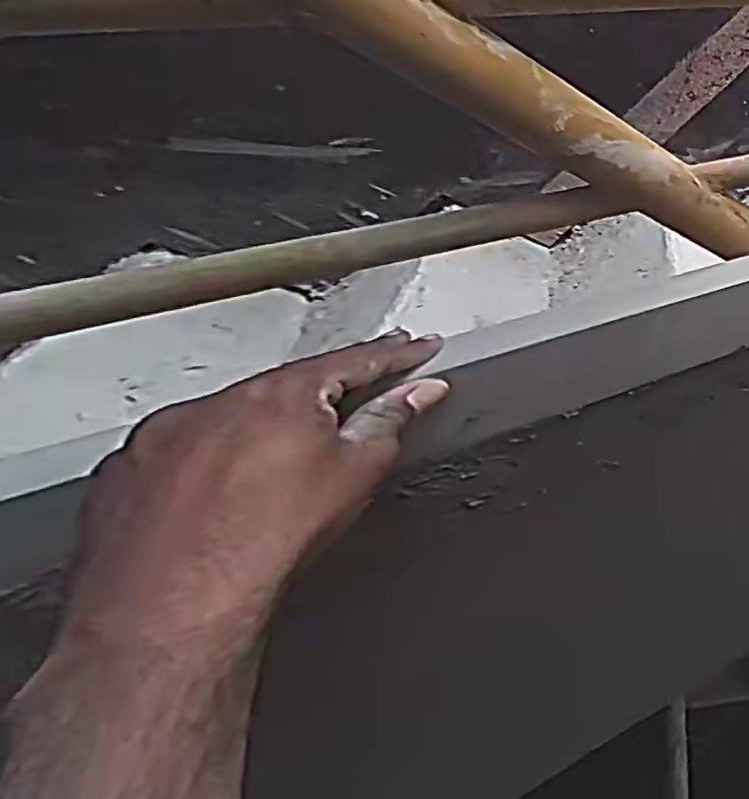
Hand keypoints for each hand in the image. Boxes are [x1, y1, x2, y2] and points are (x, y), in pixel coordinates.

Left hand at [59, 333, 447, 651]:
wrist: (171, 610)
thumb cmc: (266, 540)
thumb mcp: (362, 468)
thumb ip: (392, 418)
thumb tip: (418, 392)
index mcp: (277, 396)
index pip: (354, 360)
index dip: (396, 353)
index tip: (417, 348)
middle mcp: (212, 406)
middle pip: (292, 383)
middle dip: (333, 387)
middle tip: (370, 393)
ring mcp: (157, 439)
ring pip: (236, 412)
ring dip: (273, 420)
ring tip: (300, 452)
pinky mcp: (121, 474)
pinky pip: (187, 444)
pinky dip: (220, 450)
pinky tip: (237, 482)